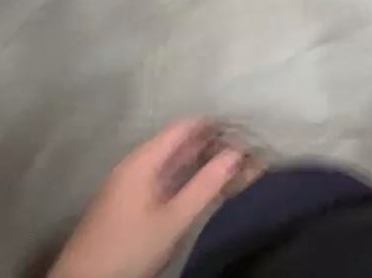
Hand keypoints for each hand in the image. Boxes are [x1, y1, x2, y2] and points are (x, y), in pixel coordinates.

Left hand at [46, 118, 254, 277]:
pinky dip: (184, 176)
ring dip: (198, 161)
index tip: (242, 124)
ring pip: (170, 162)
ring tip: (230, 163)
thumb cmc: (128, 248)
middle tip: (244, 145)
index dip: (212, 123)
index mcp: (143, 159)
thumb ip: (205, 186)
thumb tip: (236, 153)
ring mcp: (129, 183)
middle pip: (177, 142)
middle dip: (209, 143)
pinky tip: (201, 186)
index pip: (183, 126)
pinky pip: (162, 177)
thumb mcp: (172, 220)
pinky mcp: (128, 201)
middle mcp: (135, 163)